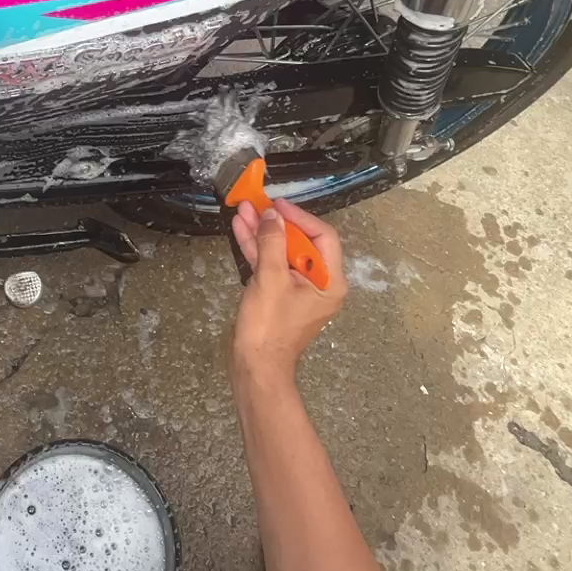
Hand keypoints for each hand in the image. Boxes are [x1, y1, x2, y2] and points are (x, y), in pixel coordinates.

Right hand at [230, 199, 347, 381]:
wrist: (254, 367)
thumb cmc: (268, 326)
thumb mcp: (270, 279)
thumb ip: (272, 242)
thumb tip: (271, 215)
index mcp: (330, 282)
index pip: (323, 238)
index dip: (300, 218)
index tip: (277, 205)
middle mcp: (319, 283)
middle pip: (300, 242)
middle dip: (276, 223)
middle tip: (256, 203)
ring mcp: (297, 289)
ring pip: (281, 251)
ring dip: (262, 232)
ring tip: (242, 210)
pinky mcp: (278, 293)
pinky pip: (271, 265)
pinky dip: (257, 248)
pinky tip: (241, 229)